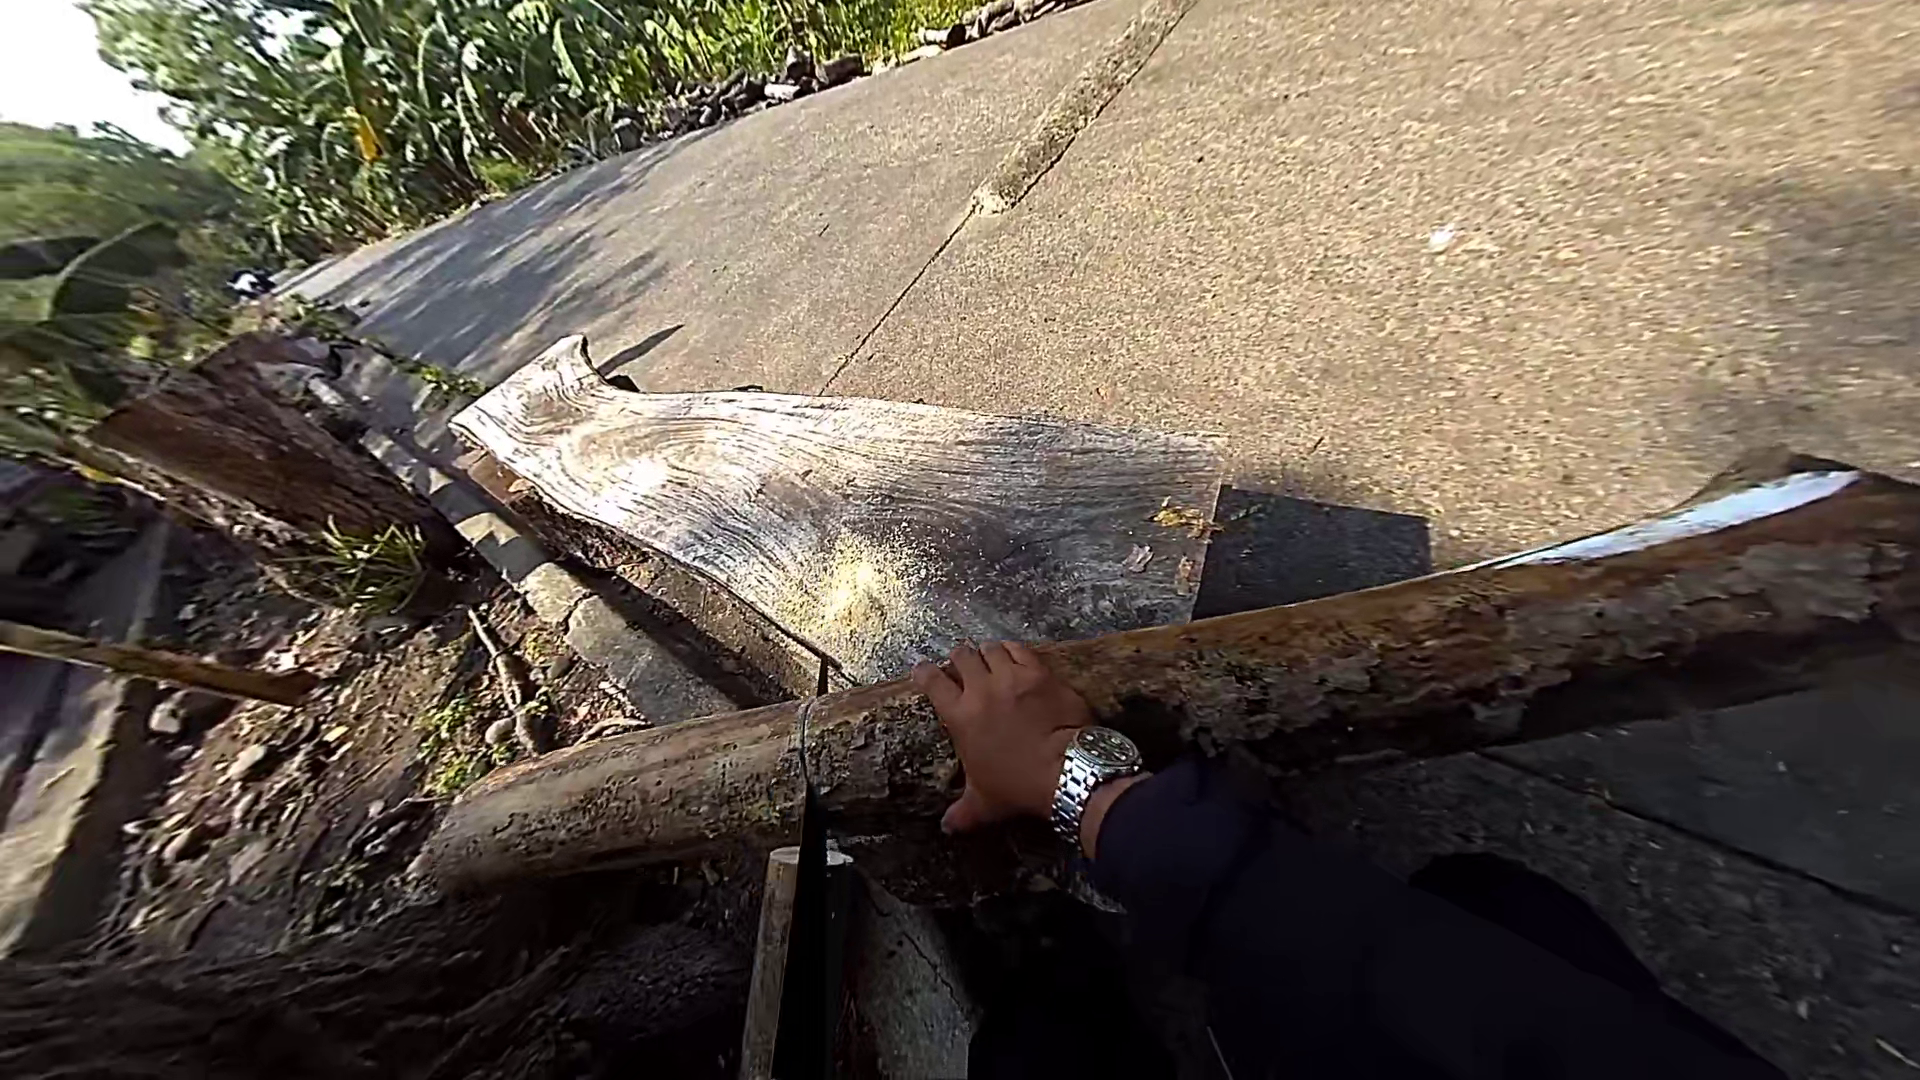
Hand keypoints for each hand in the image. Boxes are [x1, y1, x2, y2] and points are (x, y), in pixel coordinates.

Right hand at [911, 641, 1092, 833]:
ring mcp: (1010, 677)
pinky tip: (1012, 653)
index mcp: (960, 716)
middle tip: (962, 664)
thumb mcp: (984, 803)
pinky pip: (1019, 649)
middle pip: (962, 657)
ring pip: (990, 649)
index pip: (933, 683)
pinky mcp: (1038, 672)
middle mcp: (980, 689)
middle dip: (959, 658)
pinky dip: (1012, 649)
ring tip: (988, 656)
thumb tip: (946, 827)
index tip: (922, 668)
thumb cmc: (1018, 786)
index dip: (924, 672)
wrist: (1065, 769)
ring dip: (986, 652)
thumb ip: (962, 812)